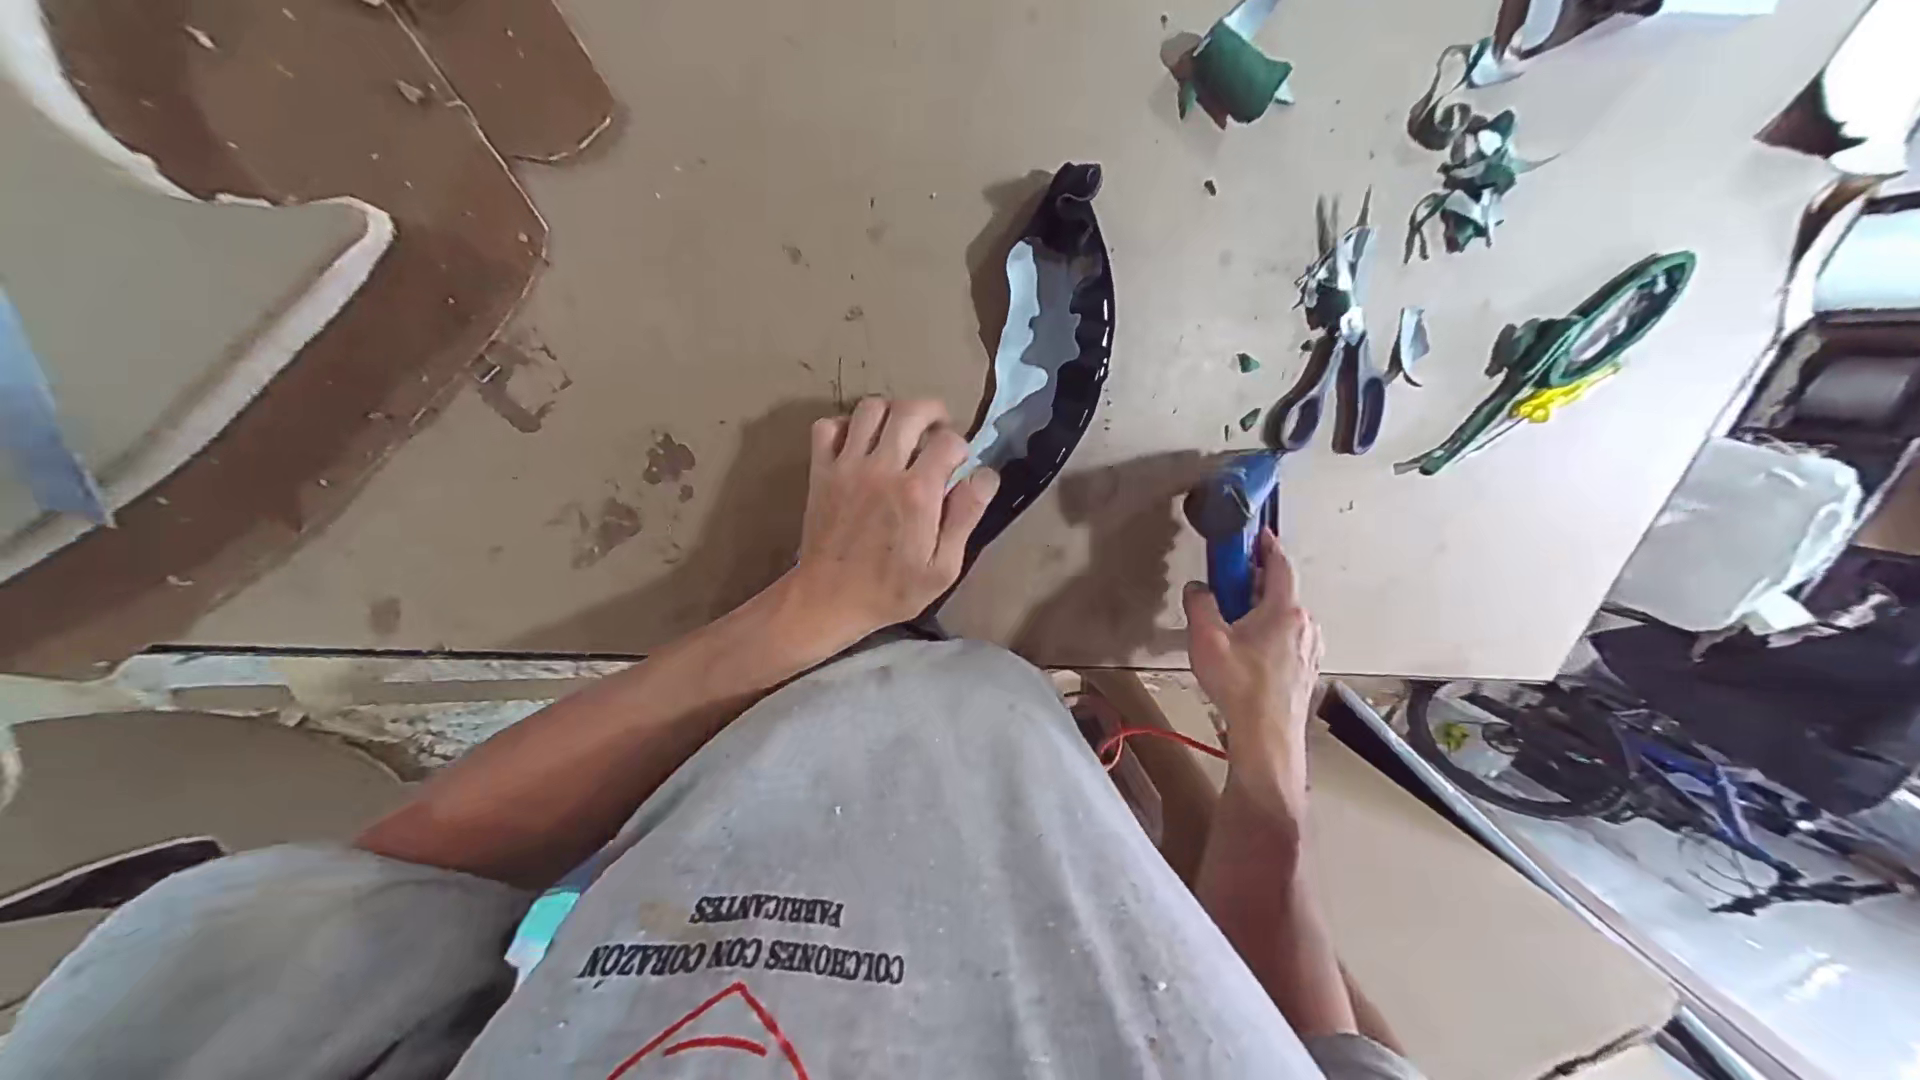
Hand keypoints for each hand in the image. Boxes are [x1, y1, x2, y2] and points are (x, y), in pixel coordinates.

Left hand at [781, 397, 998, 642]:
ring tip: (901, 432)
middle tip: (938, 430)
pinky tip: (860, 443)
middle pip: (910, 410)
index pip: (948, 440)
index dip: (961, 446)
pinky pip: (828, 426)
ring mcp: (847, 466)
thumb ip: (965, 517)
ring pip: (870, 408)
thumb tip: (986, 476)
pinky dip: (846, 425)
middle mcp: (882, 469)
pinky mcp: (821, 471)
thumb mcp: (943, 567)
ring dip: (892, 412)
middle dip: (932, 412)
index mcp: (917, 493)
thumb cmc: (891, 589)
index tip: (959, 464)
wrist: (829, 599)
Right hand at [1183, 529, 1322, 805]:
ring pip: (1283, 615)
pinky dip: (1267, 631)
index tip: (1256, 534)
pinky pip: (1286, 637)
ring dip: (1259, 609)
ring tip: (1230, 621)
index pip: (1280, 564)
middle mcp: (1305, 624)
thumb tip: (1198, 588)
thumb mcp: (1206, 637)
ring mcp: (1309, 648)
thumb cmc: (1240, 685)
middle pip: (1279, 589)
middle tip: (1227, 582)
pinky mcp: (1305, 668)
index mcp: (1285, 609)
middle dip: (1253, 581)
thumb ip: (1200, 603)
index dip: (1267, 545)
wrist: (1267, 735)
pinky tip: (1245, 649)